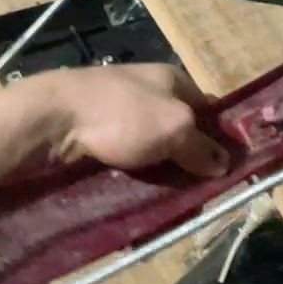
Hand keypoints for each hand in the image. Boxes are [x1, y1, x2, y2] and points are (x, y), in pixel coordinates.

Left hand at [28, 64, 229, 177]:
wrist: (56, 118)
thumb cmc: (123, 114)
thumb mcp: (174, 126)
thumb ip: (201, 146)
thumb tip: (224, 163)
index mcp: (173, 79)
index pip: (208, 107)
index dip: (219, 136)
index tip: (226, 170)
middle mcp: (149, 92)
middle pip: (181, 131)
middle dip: (190, 162)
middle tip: (198, 195)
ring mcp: (122, 112)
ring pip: (155, 149)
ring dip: (163, 173)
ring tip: (172, 204)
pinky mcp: (100, 133)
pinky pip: (129, 159)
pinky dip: (137, 176)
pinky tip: (142, 196)